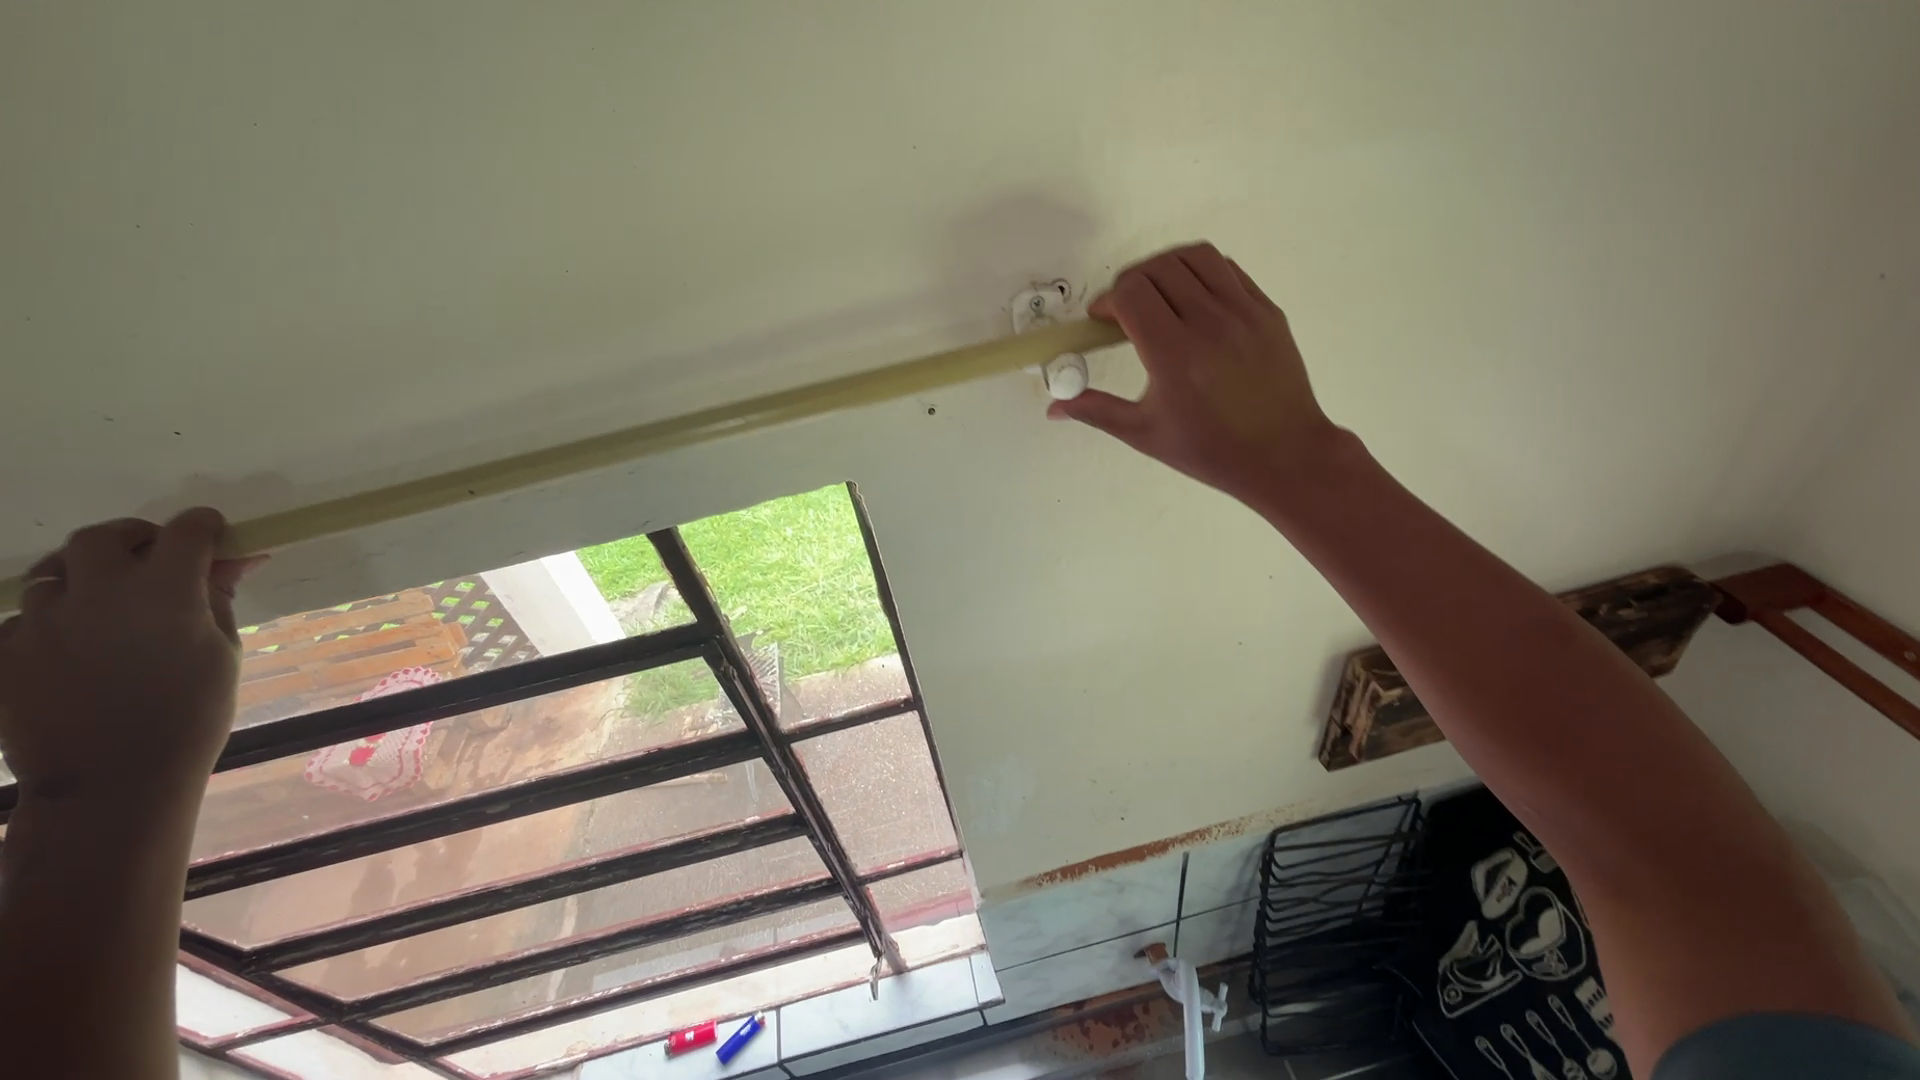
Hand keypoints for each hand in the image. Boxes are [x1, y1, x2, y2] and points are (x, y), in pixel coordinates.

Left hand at [0, 508, 261, 802]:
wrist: (114, 780)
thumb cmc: (192, 714)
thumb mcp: (225, 652)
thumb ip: (217, 598)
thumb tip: (235, 558)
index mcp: (165, 590)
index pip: (185, 531)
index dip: (203, 526)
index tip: (214, 534)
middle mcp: (97, 592)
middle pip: (103, 537)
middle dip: (132, 537)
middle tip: (153, 557)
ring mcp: (40, 620)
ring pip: (54, 574)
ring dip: (85, 578)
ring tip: (107, 605)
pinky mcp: (5, 650)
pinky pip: (25, 618)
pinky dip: (53, 620)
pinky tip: (75, 647)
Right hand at [1048, 242, 1340, 507]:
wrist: (1284, 455)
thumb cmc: (1210, 451)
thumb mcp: (1145, 434)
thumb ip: (1096, 411)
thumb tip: (1054, 408)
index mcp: (1175, 356)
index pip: (1132, 295)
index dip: (1107, 301)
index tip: (1101, 320)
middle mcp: (1210, 324)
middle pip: (1158, 269)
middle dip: (1131, 283)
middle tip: (1124, 311)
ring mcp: (1244, 313)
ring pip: (1195, 258)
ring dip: (1166, 268)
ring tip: (1157, 296)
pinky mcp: (1267, 310)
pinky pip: (1228, 270)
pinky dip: (1201, 274)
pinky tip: (1192, 301)